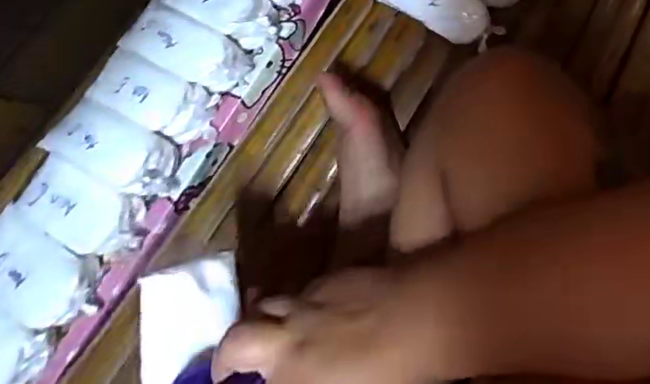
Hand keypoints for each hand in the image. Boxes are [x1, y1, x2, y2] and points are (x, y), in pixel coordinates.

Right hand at [213, 268, 437, 383]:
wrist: (423, 317)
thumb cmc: (387, 377)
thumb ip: (304, 376)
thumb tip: (292, 372)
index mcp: (288, 376)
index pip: (238, 369)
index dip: (228, 377)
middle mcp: (288, 339)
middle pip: (235, 340)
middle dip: (226, 356)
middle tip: (228, 369)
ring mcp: (312, 300)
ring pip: (270, 305)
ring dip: (263, 321)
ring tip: (272, 337)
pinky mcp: (338, 275)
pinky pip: (305, 290)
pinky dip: (300, 304)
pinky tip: (316, 314)